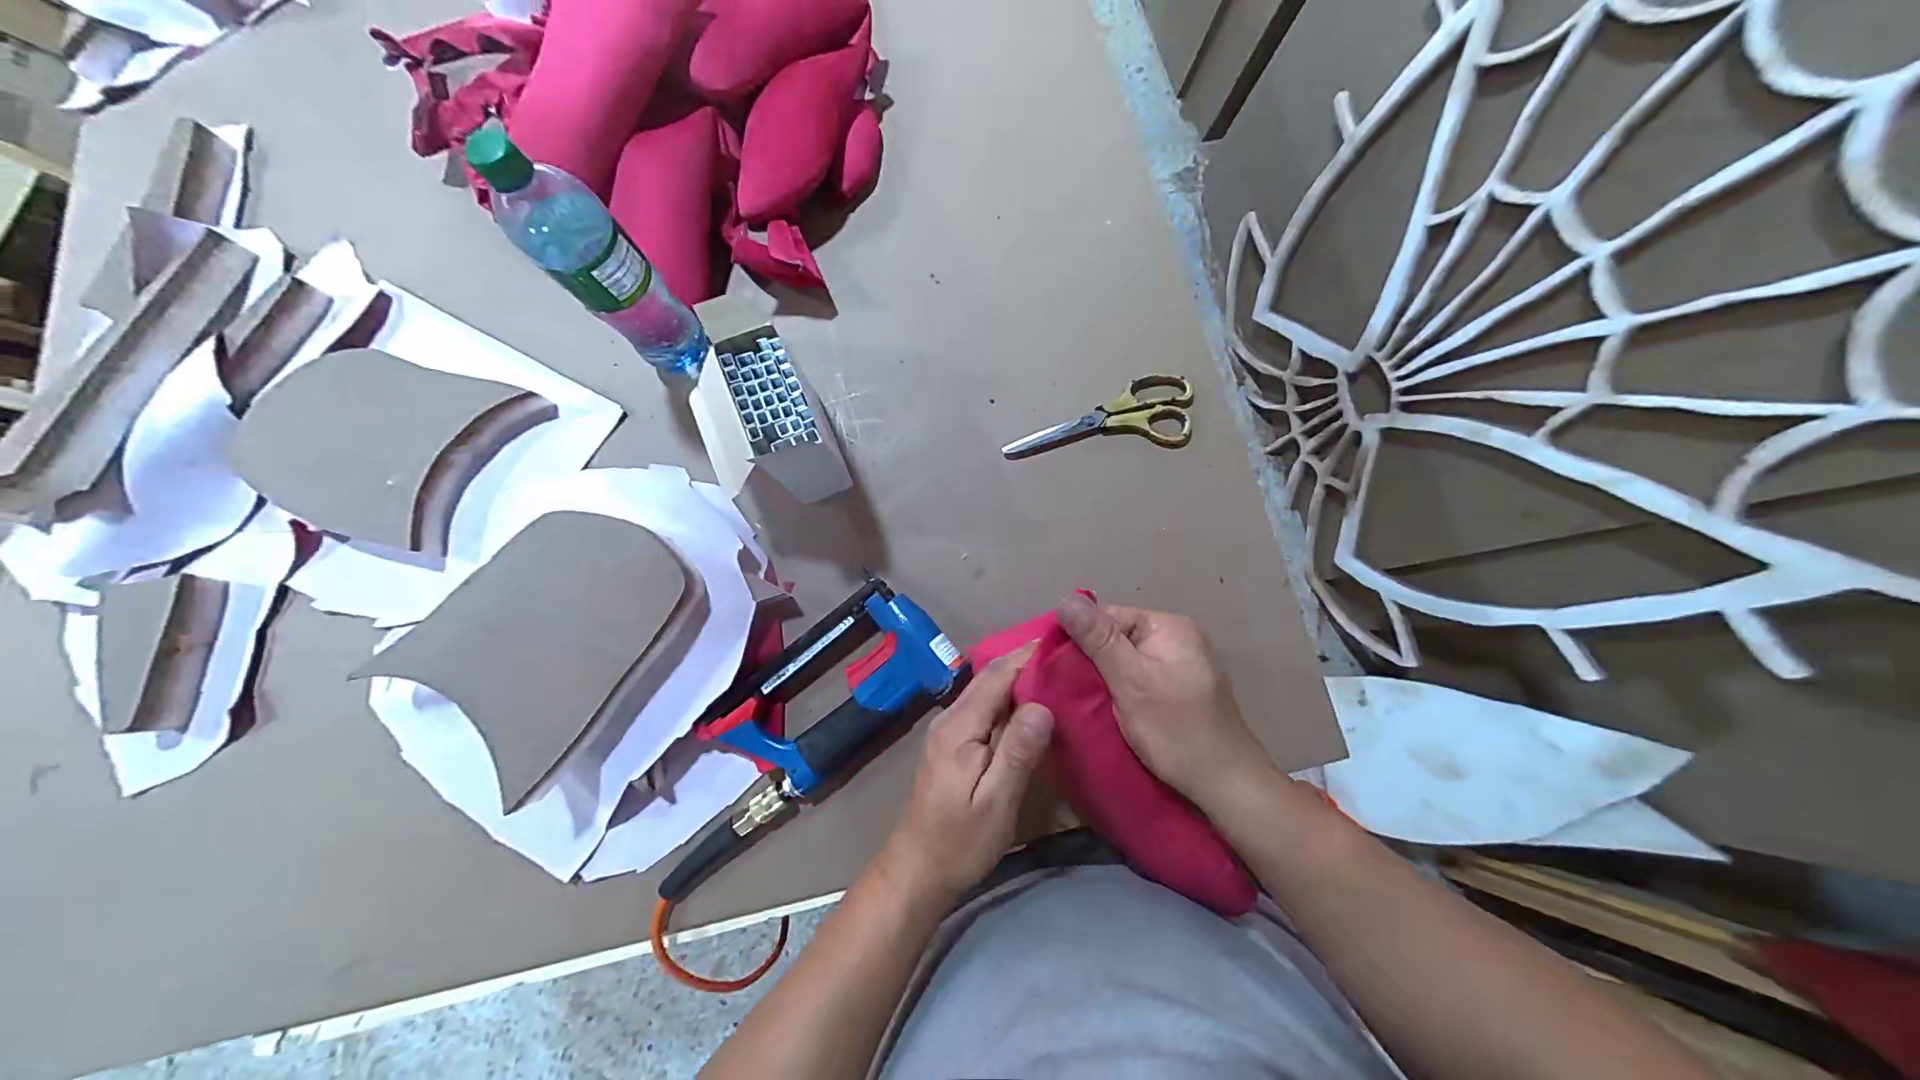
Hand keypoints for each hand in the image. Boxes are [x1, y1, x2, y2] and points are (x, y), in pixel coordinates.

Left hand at [879, 648, 1054, 901]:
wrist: (917, 870)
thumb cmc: (959, 842)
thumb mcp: (996, 802)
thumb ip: (1017, 752)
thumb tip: (1042, 706)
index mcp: (959, 727)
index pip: (997, 676)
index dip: (1028, 656)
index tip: (1063, 643)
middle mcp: (950, 720)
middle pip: (989, 678)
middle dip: (1025, 662)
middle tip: (1068, 655)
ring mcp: (948, 731)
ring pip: (986, 692)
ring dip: (1018, 679)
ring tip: (1057, 673)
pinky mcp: (952, 744)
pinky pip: (983, 709)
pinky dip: (1009, 700)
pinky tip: (1031, 706)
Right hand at [1056, 593, 1274, 808]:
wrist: (1226, 785)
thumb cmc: (1176, 730)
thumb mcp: (1131, 681)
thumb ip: (1098, 639)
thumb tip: (1065, 599)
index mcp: (1169, 626)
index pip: (1108, 616)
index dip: (1081, 639)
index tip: (1061, 670)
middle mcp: (1178, 639)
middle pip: (1117, 638)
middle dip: (1093, 662)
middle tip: (1073, 690)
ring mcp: (1182, 666)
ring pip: (1126, 662)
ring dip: (1105, 680)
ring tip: (1087, 701)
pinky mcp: (1180, 692)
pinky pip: (1140, 680)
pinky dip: (1123, 692)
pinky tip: (1111, 710)